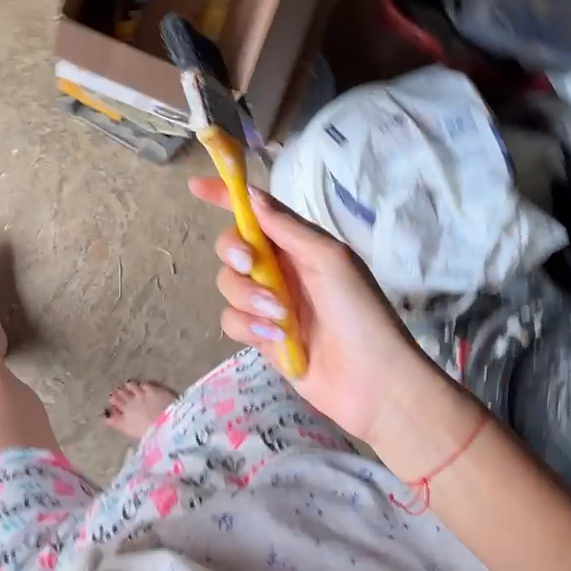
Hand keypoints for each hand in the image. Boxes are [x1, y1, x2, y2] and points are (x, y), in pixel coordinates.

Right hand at [192, 178, 437, 443]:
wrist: (375, 383)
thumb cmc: (360, 313)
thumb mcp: (329, 259)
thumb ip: (287, 227)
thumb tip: (251, 194)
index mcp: (298, 244)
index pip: (255, 211)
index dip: (225, 195)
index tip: (195, 187)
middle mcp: (280, 268)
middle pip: (232, 246)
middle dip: (234, 252)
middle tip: (250, 264)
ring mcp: (268, 303)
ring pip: (228, 284)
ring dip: (248, 296)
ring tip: (279, 317)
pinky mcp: (262, 336)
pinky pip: (232, 319)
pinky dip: (247, 325)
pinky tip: (274, 337)